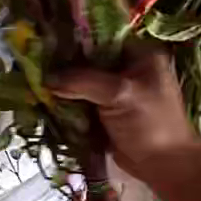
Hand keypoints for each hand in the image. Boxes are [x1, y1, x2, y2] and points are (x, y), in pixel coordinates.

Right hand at [51, 48, 200, 186]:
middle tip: (36, 58)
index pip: (103, 34)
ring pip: (84, 80)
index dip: (75, 35)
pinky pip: (83, 100)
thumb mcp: (120, 95)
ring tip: (35, 77)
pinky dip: (68, 101)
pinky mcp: (107, 112)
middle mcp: (128, 68)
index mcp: (140, 54)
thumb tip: (47, 78)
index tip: (47, 36)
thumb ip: (84, 81)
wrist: (165, 166)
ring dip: (64, 83)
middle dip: (65, 62)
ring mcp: (117, 91)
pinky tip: (46, 97)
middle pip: (90, 58)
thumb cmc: (152, 124)